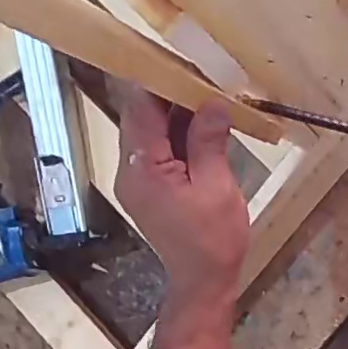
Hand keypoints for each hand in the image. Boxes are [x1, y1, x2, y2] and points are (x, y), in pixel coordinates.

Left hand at [117, 90, 247, 302]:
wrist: (203, 282)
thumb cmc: (213, 240)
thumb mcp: (217, 187)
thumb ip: (209, 141)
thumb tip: (214, 102)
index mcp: (142, 169)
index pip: (142, 107)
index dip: (165, 81)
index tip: (194, 66)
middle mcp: (130, 171)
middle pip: (143, 117)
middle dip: (175, 97)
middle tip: (210, 82)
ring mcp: (137, 181)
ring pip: (152, 133)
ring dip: (180, 117)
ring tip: (213, 103)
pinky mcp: (149, 190)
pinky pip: (160, 152)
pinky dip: (180, 139)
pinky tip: (206, 131)